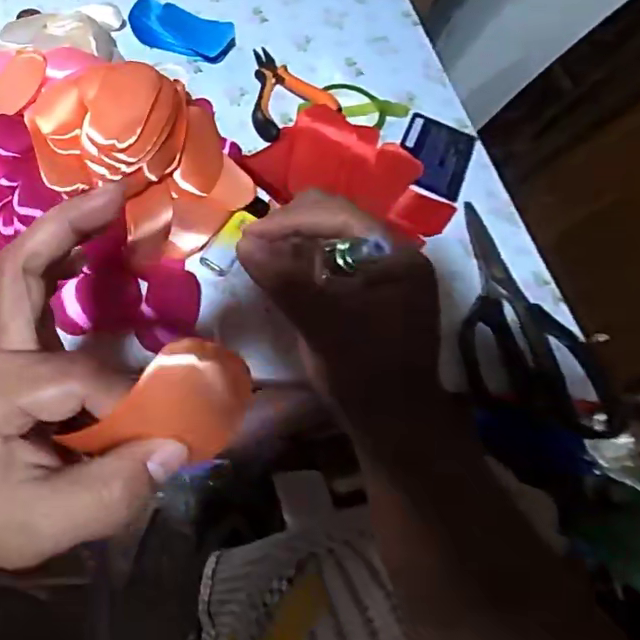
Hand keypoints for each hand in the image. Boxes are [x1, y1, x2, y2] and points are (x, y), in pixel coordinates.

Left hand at [0, 183, 189, 586]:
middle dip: (68, 223)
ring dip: (68, 226)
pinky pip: (38, 282)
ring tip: (112, 200)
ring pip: (26, 263)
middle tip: (116, 192)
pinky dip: (65, 252)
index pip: (76, 376)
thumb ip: (112, 491)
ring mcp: (5, 339)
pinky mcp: (19, 340)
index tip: (158, 432)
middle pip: (21, 266)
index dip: (124, 401)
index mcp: (1, 391)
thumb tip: (176, 445)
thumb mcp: (48, 523)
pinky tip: (94, 245)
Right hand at [236, 191, 444, 413]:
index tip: (249, 237)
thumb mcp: (322, 326)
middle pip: (333, 216)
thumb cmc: (364, 375)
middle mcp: (393, 251)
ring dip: (295, 239)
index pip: (335, 214)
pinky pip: (332, 253)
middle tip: (254, 245)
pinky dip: (304, 256)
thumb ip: (285, 281)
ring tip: (264, 256)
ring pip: (330, 232)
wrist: (396, 426)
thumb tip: (244, 241)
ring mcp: (383, 267)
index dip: (287, 221)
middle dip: (290, 225)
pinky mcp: (371, 283)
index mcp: (394, 253)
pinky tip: (284, 271)